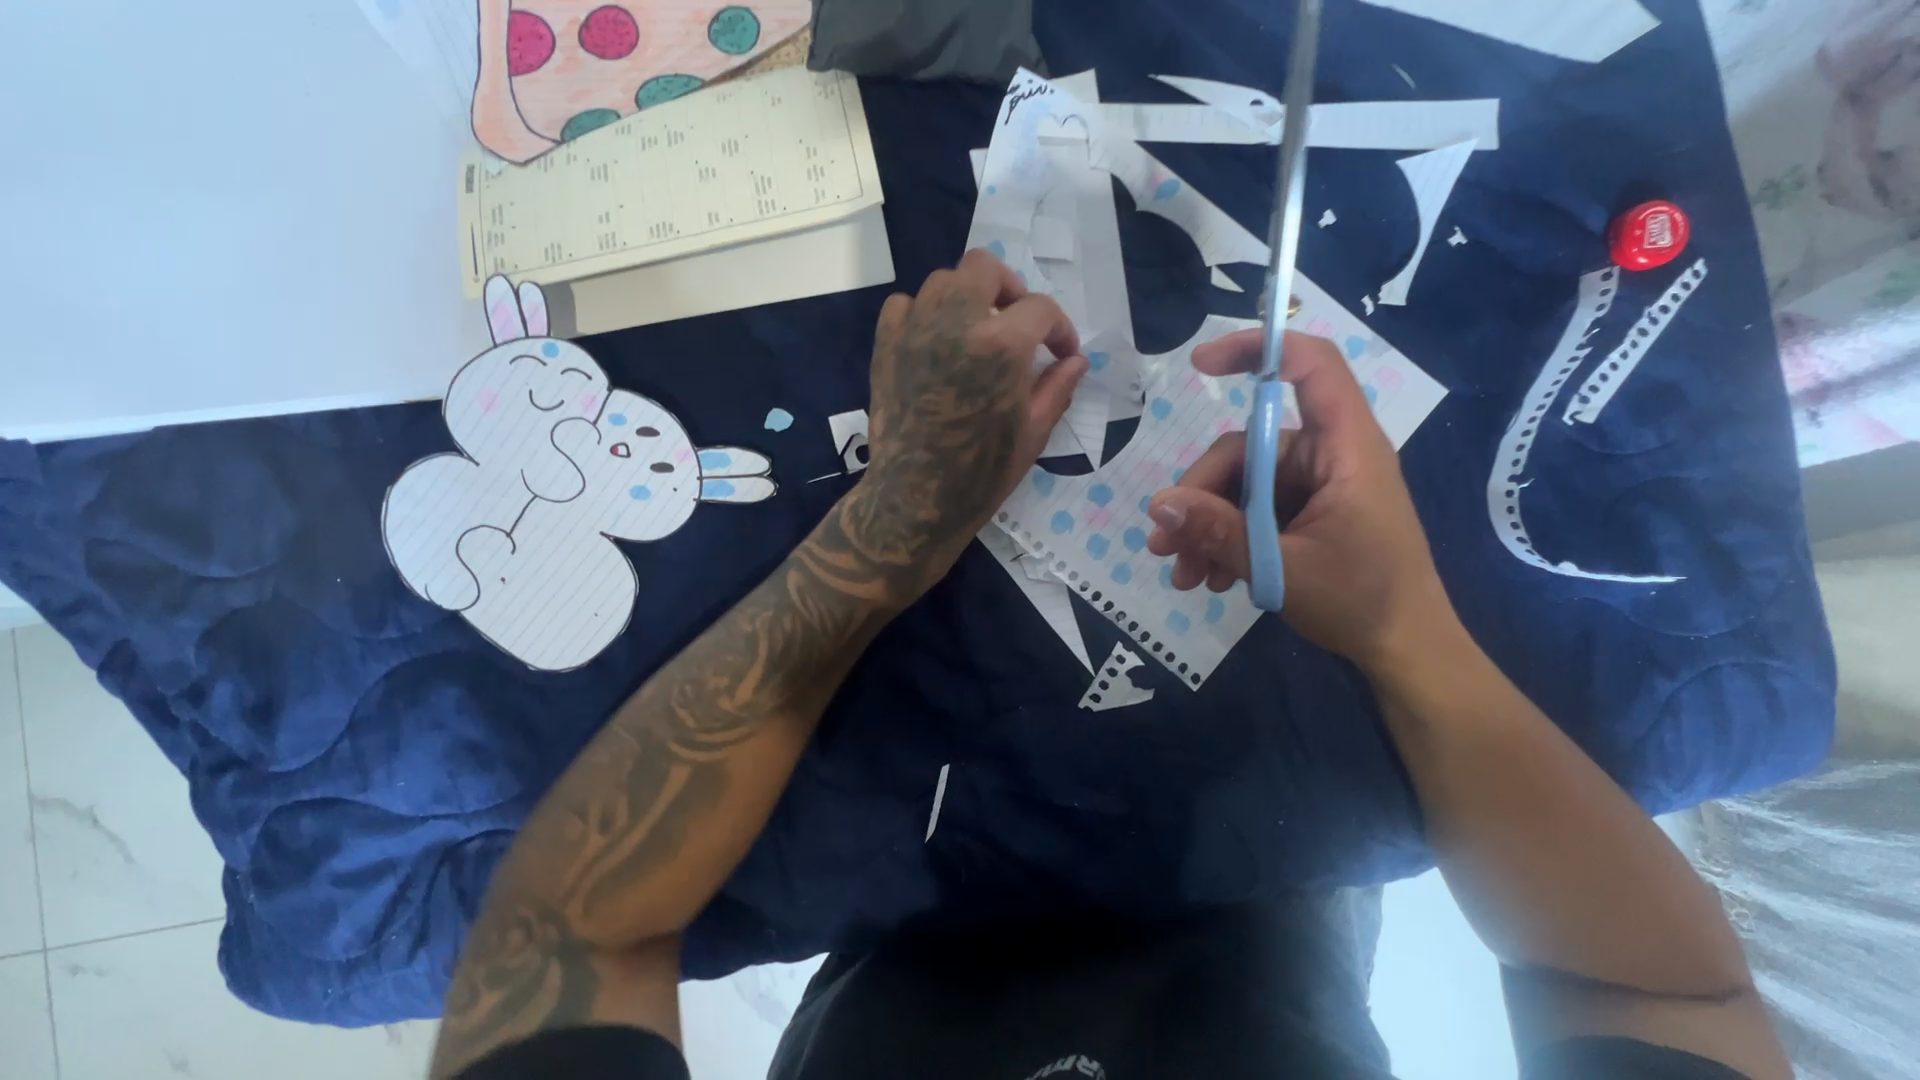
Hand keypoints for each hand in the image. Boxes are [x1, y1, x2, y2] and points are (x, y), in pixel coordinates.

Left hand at [846, 248, 1088, 590]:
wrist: (916, 498)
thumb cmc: (982, 473)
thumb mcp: (1033, 432)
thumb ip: (1057, 387)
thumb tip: (1076, 360)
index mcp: (1001, 345)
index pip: (1040, 309)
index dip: (1060, 328)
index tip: (1061, 351)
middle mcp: (956, 323)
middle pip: (984, 268)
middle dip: (1009, 289)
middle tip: (1016, 322)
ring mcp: (916, 331)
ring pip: (942, 281)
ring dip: (966, 298)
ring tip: (976, 331)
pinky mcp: (886, 346)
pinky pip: (904, 305)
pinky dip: (923, 313)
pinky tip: (936, 342)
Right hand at [1144, 330, 1457, 670]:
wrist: (1406, 651)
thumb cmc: (1362, 601)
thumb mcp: (1281, 568)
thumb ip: (1220, 532)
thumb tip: (1159, 503)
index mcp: (1346, 450)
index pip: (1311, 367)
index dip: (1258, 348)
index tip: (1198, 365)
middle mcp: (1329, 457)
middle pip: (1249, 447)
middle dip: (1200, 494)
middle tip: (1164, 542)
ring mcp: (1316, 487)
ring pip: (1242, 485)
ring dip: (1205, 526)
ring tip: (1181, 572)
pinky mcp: (1307, 514)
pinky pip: (1253, 512)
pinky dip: (1225, 539)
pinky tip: (1204, 577)